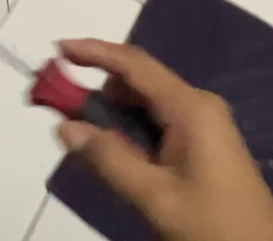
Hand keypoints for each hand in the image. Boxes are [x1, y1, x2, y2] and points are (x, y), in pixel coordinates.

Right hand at [53, 39, 272, 240]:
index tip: (58, 49)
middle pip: (138, 83)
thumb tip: (65, 127)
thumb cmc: (214, 227)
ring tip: (82, 140)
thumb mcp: (156, 198)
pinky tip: (112, 154)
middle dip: (97, 91)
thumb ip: (110, 160)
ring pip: (146, 105)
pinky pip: (158, 124)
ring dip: (113, 116)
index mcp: (189, 106)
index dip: (94, 52)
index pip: (134, 64)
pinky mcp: (203, 144)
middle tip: (59, 110)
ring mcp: (202, 123)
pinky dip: (131, 132)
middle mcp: (196, 104)